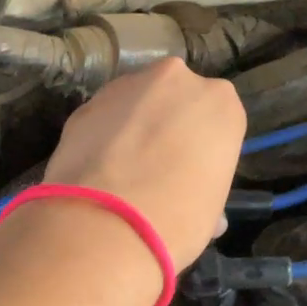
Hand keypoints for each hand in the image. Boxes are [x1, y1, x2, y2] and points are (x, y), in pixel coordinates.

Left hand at [39, 57, 245, 266]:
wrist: (105, 225)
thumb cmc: (176, 221)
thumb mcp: (208, 214)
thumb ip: (205, 192)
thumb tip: (198, 208)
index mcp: (220, 103)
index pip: (216, 122)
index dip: (201, 151)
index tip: (190, 175)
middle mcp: (177, 79)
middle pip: (174, 101)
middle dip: (166, 129)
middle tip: (153, 172)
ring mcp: (126, 86)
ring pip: (135, 104)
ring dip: (131, 130)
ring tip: (119, 175)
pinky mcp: (86, 104)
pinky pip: (101, 121)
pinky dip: (100, 140)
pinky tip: (95, 174)